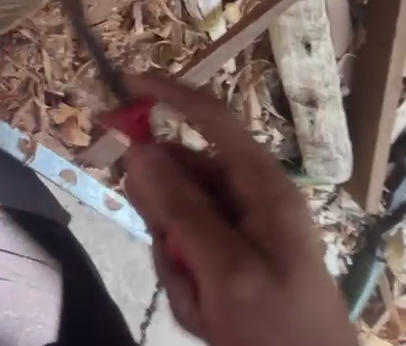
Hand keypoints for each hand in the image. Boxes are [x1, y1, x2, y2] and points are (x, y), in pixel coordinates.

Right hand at [121, 73, 353, 345]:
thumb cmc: (280, 334)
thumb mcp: (227, 272)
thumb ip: (181, 208)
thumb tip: (138, 149)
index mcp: (263, 188)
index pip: (212, 118)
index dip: (170, 95)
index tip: (124, 85)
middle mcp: (251, 200)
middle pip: (181, 172)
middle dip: (165, 216)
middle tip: (173, 256)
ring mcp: (240, 232)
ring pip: (175, 215)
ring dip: (174, 258)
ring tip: (202, 305)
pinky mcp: (230, 262)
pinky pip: (184, 251)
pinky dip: (184, 282)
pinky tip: (206, 316)